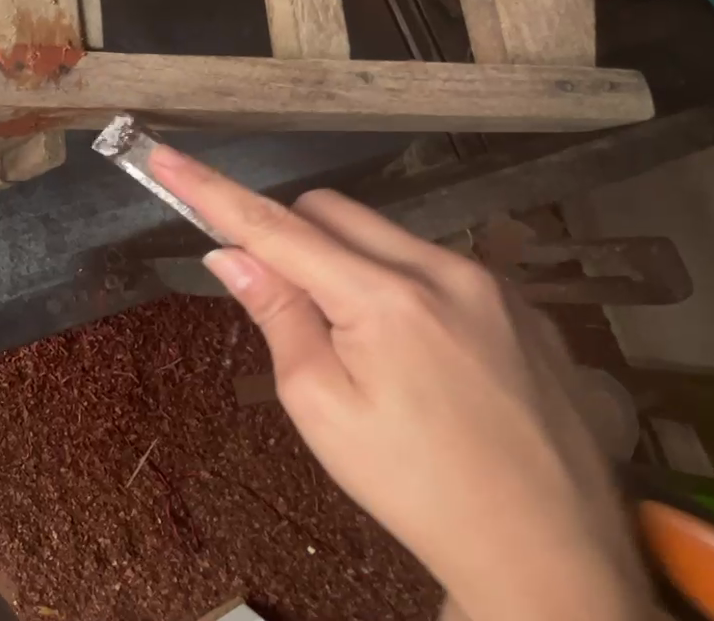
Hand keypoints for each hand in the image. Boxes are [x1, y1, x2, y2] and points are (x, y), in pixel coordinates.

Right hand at [149, 145, 649, 620]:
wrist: (550, 557)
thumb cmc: (411, 484)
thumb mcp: (319, 404)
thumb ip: (276, 315)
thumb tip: (230, 255)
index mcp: (385, 300)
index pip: (273, 227)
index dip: (210, 189)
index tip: (163, 155)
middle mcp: (445, 272)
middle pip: (329, 211)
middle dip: (289, 236)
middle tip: (284, 302)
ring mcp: (495, 288)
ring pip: (382, 234)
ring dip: (344, 261)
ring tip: (360, 345)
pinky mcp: (525, 310)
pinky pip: (433, 264)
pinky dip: (395, 282)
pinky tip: (417, 358)